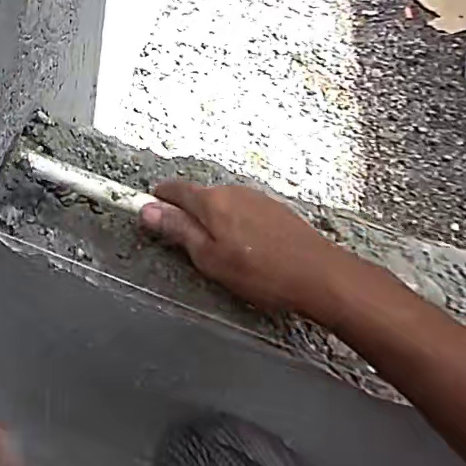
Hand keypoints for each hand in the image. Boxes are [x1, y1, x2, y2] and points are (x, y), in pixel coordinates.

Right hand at [138, 180, 361, 316]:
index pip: (173, 190)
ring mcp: (255, 197)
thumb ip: (178, 230)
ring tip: (217, 253)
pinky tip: (244, 249)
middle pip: (197, 197)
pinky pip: (241, 210)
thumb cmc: (262, 273)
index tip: (145, 210)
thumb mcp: (209, 259)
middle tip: (182, 244)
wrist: (319, 275)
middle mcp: (232, 191)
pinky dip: (233, 223)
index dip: (156, 200)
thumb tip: (147, 209)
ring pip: (221, 204)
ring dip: (211, 220)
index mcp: (212, 201)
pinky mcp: (273, 209)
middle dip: (185, 214)